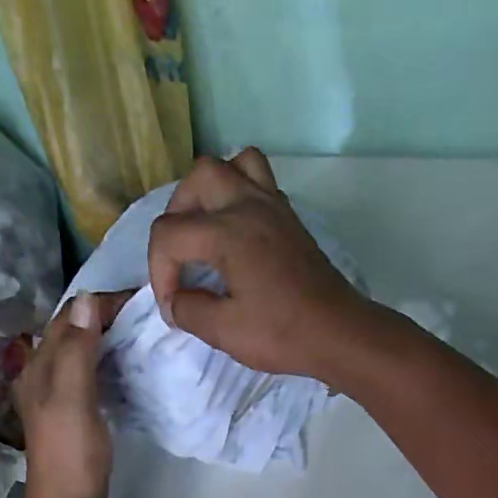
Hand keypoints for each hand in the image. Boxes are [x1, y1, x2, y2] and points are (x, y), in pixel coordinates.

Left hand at [16, 290, 131, 497]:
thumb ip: (78, 349)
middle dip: (103, 316)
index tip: (139, 300)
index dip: (99, 303)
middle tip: (145, 314)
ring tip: (139, 335)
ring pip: (78, 352)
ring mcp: (54, 396)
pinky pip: (86, 374)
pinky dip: (104, 362)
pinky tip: (123, 369)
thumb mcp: (73, 397)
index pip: (68, 317)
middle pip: (71, 331)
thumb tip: (87, 299)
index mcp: (40, 366)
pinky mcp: (70, 414)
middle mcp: (42, 375)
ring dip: (104, 338)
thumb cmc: (71, 453)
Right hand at [148, 148, 381, 380]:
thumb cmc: (282, 333)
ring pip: (234, 164)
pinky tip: (235, 234)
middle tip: (180, 255)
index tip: (173, 306)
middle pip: (199, 177)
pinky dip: (238, 196)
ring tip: (205, 228)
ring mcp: (274, 207)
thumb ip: (189, 311)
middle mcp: (249, 206)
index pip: (169, 233)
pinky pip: (259, 181)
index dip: (159, 272)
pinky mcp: (290, 218)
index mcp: (228, 232)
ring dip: (210, 190)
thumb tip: (176, 302)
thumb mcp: (224, 332)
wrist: (339, 333)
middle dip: (176, 214)